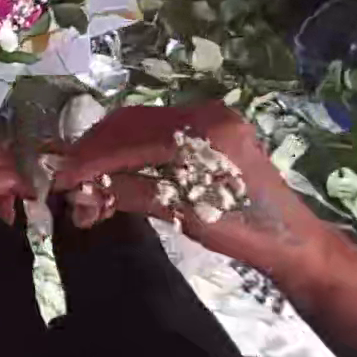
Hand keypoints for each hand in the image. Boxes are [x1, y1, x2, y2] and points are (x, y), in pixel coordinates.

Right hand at [51, 102, 334, 277]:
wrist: (295, 243)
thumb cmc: (247, 231)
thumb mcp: (184, 212)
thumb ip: (129, 193)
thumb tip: (78, 194)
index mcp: (209, 130)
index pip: (134, 139)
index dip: (92, 160)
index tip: (61, 178)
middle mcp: (206, 113)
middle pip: (130, 123)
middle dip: (92, 151)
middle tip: (66, 176)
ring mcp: (205, 118)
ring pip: (135, 125)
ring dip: (104, 151)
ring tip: (82, 178)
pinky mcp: (203, 129)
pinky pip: (151, 132)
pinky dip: (124, 152)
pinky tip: (108, 171)